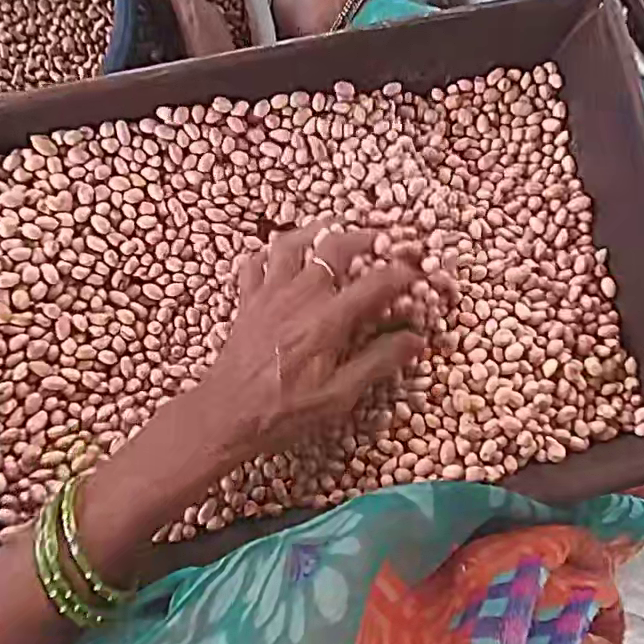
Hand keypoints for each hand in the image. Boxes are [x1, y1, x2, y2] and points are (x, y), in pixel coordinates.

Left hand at [188, 218, 424, 461]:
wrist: (226, 414)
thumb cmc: (283, 411)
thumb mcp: (338, 395)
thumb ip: (377, 362)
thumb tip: (414, 340)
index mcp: (327, 320)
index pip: (376, 283)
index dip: (402, 273)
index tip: (418, 273)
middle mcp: (299, 296)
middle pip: (335, 247)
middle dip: (365, 238)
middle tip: (382, 241)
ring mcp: (269, 295)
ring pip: (291, 244)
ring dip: (315, 232)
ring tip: (332, 229)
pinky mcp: (248, 302)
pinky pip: (255, 263)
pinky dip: (269, 254)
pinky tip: (279, 257)